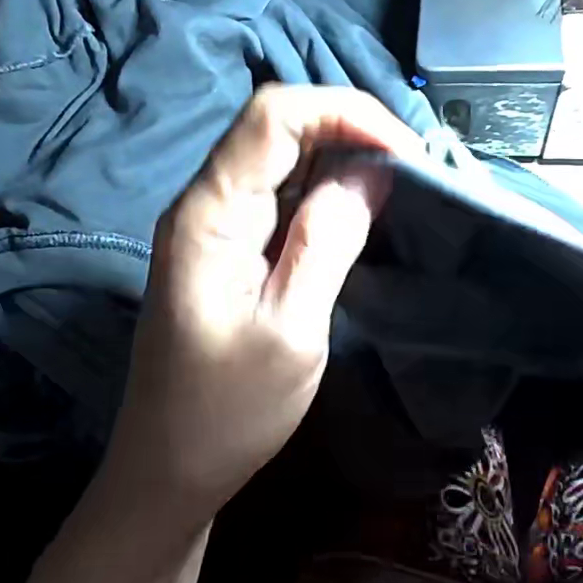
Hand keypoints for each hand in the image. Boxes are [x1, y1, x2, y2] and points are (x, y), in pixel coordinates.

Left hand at [103, 85, 424, 518]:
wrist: (169, 470)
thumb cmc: (228, 412)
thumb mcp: (292, 331)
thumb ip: (328, 241)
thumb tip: (372, 171)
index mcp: (209, 215)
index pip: (273, 117)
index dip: (344, 112)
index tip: (404, 149)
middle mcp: (207, 203)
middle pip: (278, 125)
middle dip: (350, 128)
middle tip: (413, 165)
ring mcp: (218, 224)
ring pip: (284, 156)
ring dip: (345, 155)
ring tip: (401, 179)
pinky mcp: (233, 246)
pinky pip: (284, 193)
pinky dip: (330, 187)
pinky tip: (365, 206)